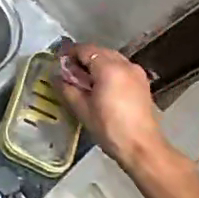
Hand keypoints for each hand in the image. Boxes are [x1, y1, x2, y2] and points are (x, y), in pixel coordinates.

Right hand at [57, 44, 165, 170]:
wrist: (142, 147)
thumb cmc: (109, 128)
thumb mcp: (82, 109)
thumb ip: (67, 88)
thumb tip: (56, 77)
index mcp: (108, 68)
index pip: (85, 50)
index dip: (70, 54)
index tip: (60, 63)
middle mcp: (124, 64)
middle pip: (99, 51)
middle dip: (84, 58)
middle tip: (71, 73)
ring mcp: (136, 72)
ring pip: (111, 58)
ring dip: (97, 63)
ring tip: (87, 80)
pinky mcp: (142, 81)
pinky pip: (122, 67)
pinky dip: (110, 70)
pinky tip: (103, 86)